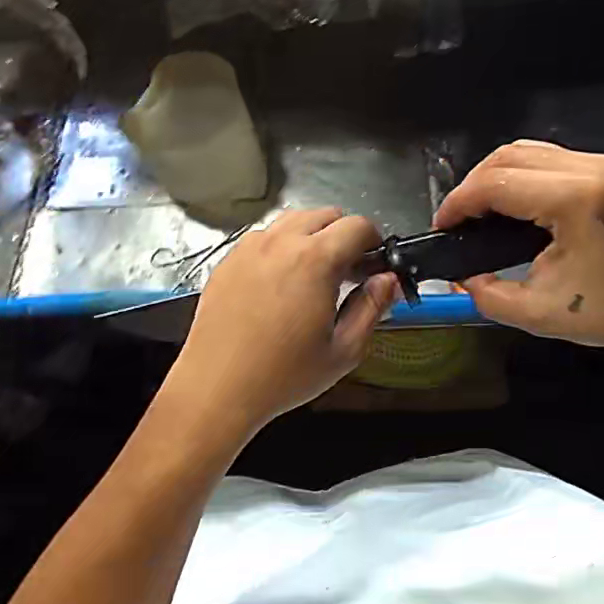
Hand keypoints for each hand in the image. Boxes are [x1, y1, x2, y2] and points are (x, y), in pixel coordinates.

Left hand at [164, 209, 400, 435]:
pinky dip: (281, 248)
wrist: (217, 389)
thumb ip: (373, 307)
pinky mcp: (228, 262)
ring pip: (292, 221)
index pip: (358, 226)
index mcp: (315, 260)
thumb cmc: (282, 375)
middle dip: (344, 237)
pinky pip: (263, 238)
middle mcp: (281, 243)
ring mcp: (249, 249)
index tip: (374, 265)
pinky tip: (280, 285)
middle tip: (348, 273)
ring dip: (312, 237)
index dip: (374, 242)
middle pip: (326, 215)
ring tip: (314, 276)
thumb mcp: (344, 349)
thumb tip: (387, 280)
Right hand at [435, 140, 603, 353]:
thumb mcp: (539, 313)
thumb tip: (460, 275)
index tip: (442, 226)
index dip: (459, 202)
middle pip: (510, 155)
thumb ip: (487, 294)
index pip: (497, 183)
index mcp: (576, 199)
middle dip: (474, 185)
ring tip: (480, 211)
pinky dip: (522, 175)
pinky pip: (552, 159)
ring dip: (497, 176)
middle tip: (458, 220)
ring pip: (530, 151)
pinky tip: (512, 204)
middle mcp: (592, 168)